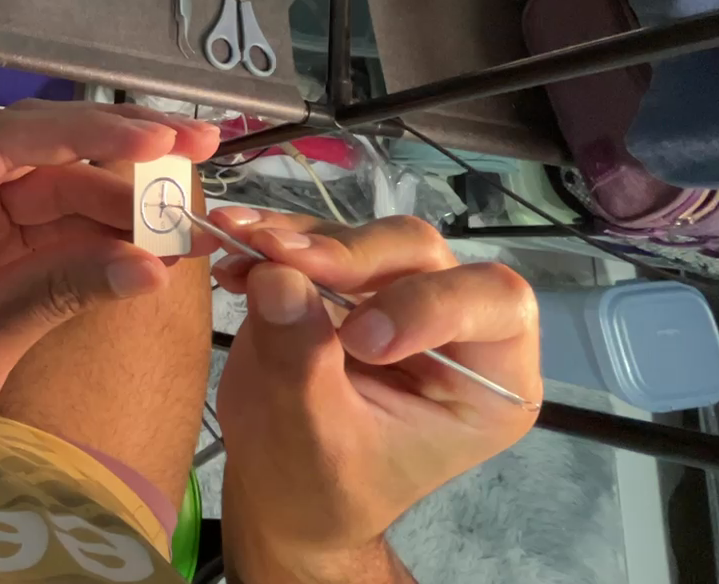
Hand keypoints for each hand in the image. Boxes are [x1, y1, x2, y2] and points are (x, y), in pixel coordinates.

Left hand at [0, 102, 217, 468]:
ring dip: (119, 196)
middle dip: (115, 145)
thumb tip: (154, 267)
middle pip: (35, 145)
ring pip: (53, 180)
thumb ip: (61, 291)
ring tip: (186, 213)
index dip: (85, 135)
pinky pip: (52, 219)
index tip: (157, 140)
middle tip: (195, 142)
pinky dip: (101, 230)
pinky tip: (151, 240)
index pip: (5, 141)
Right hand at [207, 209, 539, 580]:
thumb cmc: (314, 483)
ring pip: (354, 235)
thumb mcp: (311, 434)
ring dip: (290, 235)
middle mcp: (445, 325)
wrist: (276, 484)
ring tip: (232, 236)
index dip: (427, 302)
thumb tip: (275, 273)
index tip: (356, 341)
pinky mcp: (334, 282)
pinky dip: (263, 234)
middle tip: (270, 254)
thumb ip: (299, 357)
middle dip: (341, 252)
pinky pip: (306, 237)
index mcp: (481, 379)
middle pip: (414, 251)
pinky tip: (224, 247)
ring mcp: (385, 294)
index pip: (494, 303)